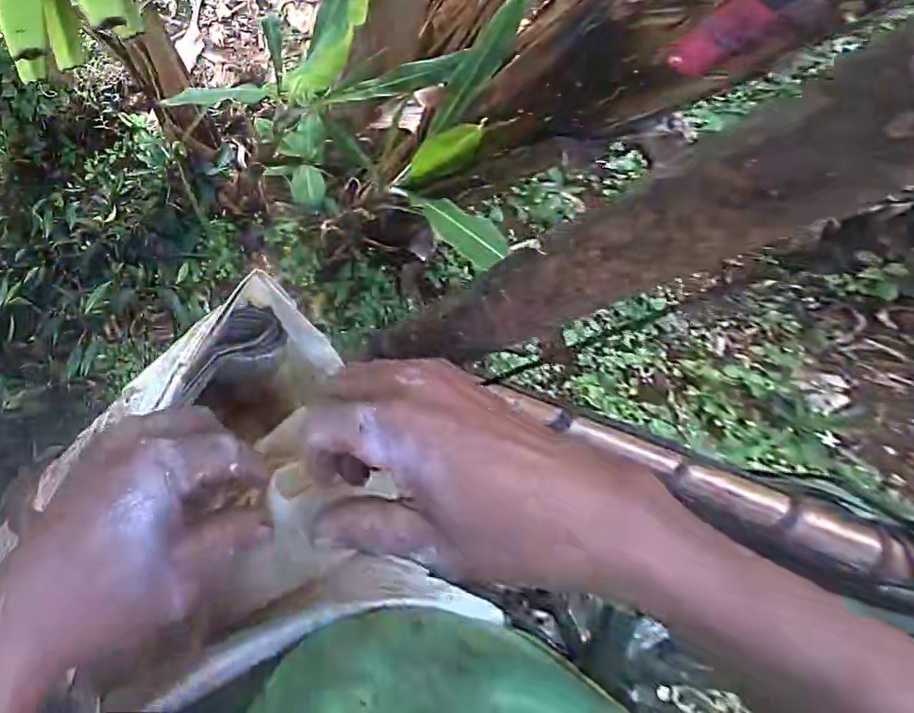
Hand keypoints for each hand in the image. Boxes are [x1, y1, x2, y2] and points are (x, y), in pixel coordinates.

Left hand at [0, 408, 270, 710]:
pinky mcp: (92, 452)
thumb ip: (227, 537)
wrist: (33, 604)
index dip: (254, 467)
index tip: (270, 492)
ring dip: (196, 447)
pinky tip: (172, 491)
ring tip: (210, 494)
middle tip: (242, 489)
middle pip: (197, 421)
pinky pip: (143, 434)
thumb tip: (263, 520)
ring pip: (169, 422)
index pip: (225, 447)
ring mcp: (107, 438)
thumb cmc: (112, 595)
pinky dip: (168, 449)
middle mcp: (133, 433)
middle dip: (226, 448)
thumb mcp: (182, 576)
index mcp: (160, 458)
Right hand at [297, 360, 692, 598]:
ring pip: (358, 375)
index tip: (339, 492)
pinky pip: (391, 371)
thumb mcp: (432, 542)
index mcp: (388, 424)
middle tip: (359, 474)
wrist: (600, 510)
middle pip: (330, 390)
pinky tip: (415, 436)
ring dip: (352, 409)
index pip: (316, 424)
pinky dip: (380, 396)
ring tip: (386, 455)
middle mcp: (399, 384)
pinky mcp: (452, 373)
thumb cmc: (511, 533)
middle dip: (330, 429)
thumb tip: (314, 527)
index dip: (314, 460)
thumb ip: (362, 527)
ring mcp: (427, 371)